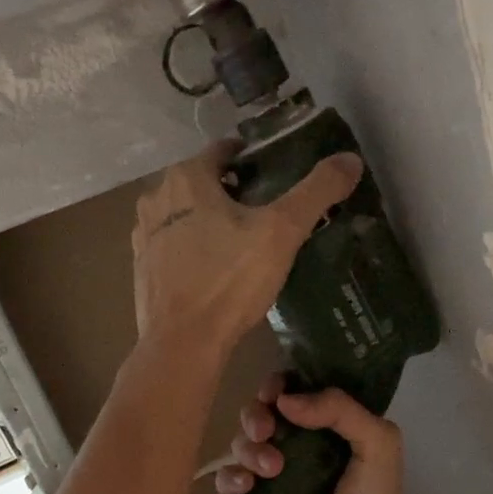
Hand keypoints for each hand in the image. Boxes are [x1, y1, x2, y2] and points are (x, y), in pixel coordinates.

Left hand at [132, 141, 361, 357]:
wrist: (183, 344)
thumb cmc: (230, 281)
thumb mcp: (282, 232)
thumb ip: (316, 191)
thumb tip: (351, 160)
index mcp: (186, 178)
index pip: (223, 150)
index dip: (253, 158)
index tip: (278, 174)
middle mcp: (157, 198)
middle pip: (203, 181)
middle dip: (233, 190)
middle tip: (269, 211)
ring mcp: (144, 234)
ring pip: (185, 213)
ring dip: (210, 219)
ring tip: (245, 240)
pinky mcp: (141, 267)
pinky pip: (173, 244)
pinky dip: (193, 247)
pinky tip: (217, 268)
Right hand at [216, 374, 411, 493]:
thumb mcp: (379, 443)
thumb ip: (341, 410)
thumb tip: (285, 401)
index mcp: (324, 422)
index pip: (292, 388)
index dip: (277, 384)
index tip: (276, 394)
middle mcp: (295, 442)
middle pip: (259, 411)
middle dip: (255, 416)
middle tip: (267, 432)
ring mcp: (272, 472)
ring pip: (241, 442)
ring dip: (247, 448)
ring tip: (271, 470)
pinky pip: (228, 479)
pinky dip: (228, 476)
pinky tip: (245, 485)